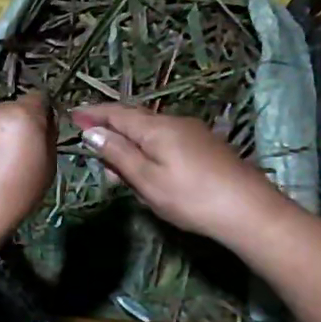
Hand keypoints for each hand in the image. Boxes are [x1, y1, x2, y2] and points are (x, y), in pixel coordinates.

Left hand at [0, 94, 54, 239]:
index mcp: (22, 114)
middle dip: (20, 123)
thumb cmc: (18, 191)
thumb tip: (45, 123)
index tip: (42, 134)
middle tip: (20, 152)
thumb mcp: (49, 165)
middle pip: (14, 108)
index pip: (39, 97)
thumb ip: (49, 136)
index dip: (43, 113)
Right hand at [70, 103, 296, 242]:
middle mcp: (174, 121)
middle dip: (110, 129)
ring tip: (116, 168)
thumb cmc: (191, 196)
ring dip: (130, 143)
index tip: (72, 116)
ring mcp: (193, 133)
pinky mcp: (205, 147)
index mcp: (156, 127)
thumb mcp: (147, 179)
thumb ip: (119, 154)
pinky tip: (148, 170)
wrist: (248, 208)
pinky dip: (149, 150)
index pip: (117, 113)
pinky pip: (167, 141)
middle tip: (90, 146)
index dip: (93, 114)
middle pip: (135, 119)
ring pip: (152, 131)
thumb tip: (92, 132)